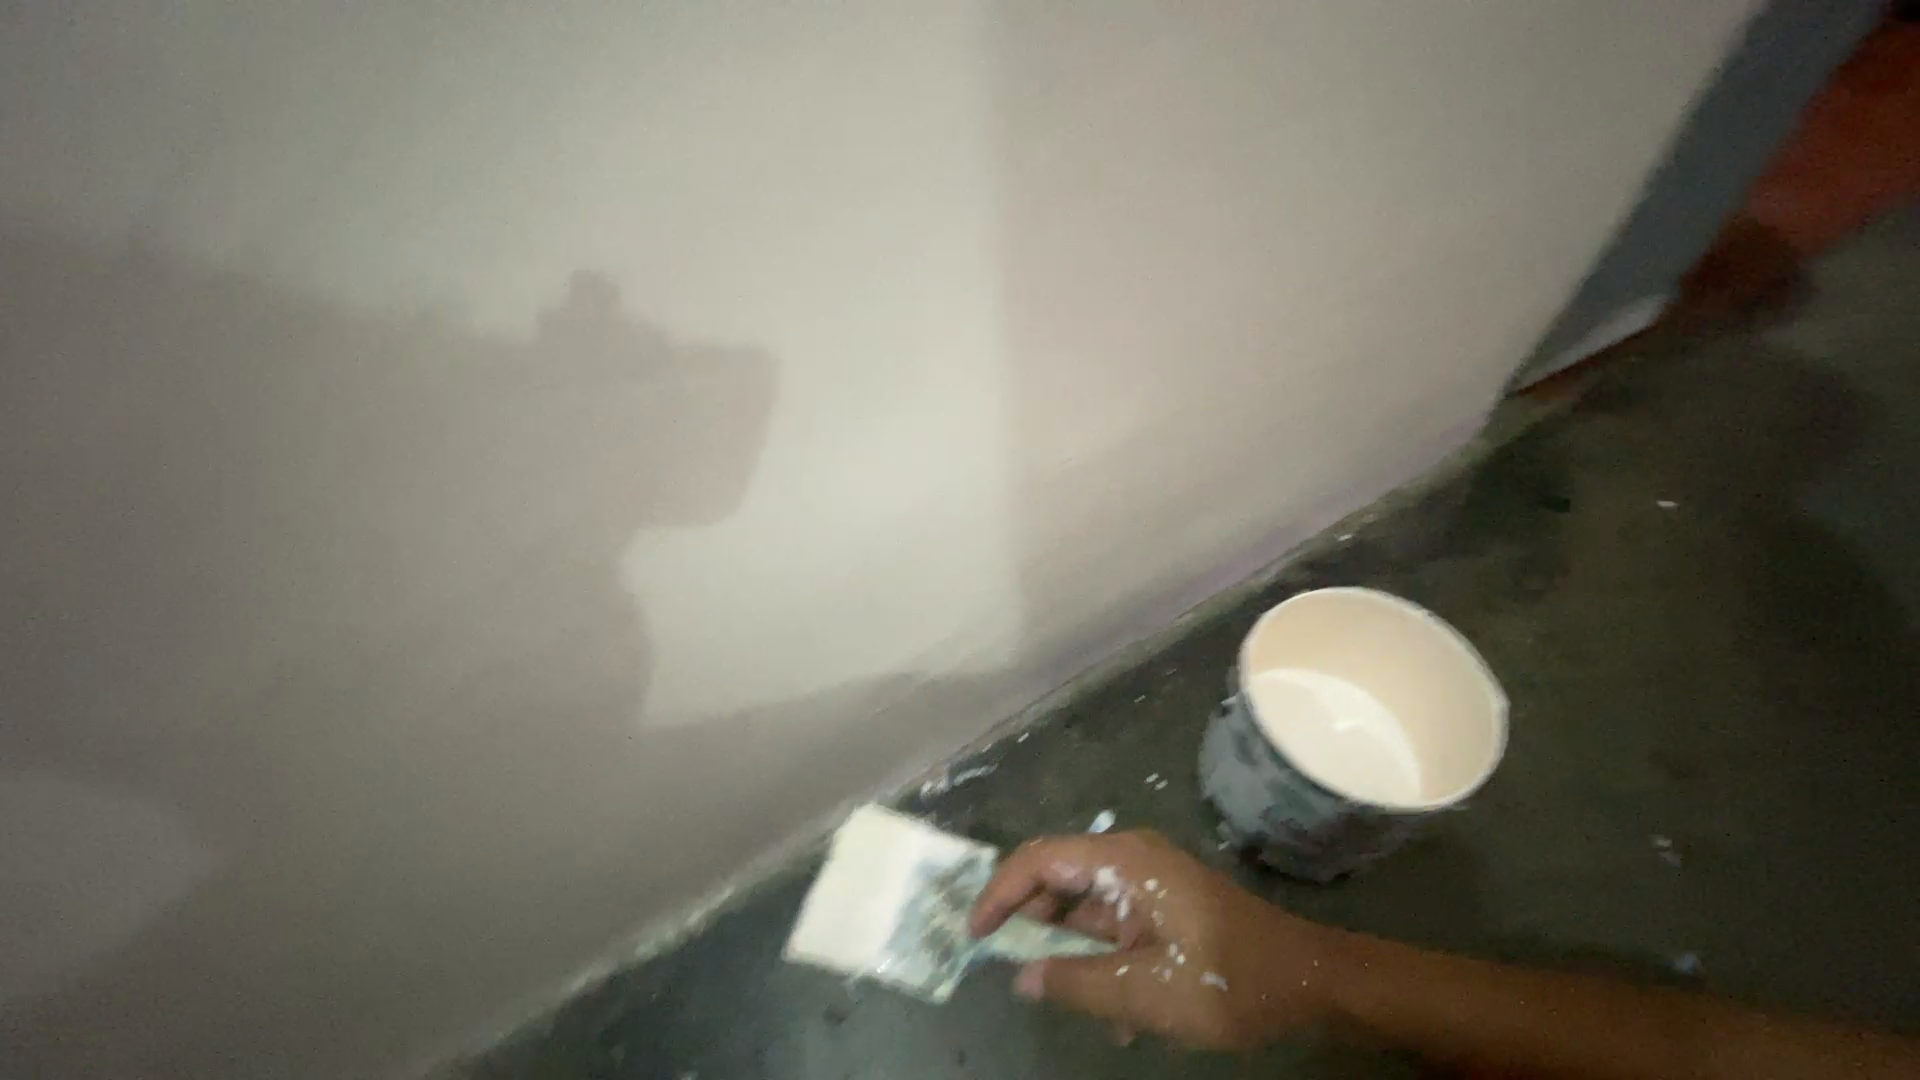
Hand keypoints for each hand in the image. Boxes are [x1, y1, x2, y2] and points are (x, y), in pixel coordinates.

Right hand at [969, 830, 1335, 1048]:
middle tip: (1008, 964)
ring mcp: (1146, 879)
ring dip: (1066, 947)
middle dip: (1029, 919)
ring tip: (1059, 994)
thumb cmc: (1226, 979)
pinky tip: (1114, 1011)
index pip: (1040, 859)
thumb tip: (1020, 976)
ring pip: (1084, 902)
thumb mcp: (1144, 992)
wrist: (1308, 979)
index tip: (976, 934)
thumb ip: (1076, 983)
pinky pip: (1112, 920)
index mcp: (1122, 861)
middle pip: (1057, 875)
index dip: (1001, 892)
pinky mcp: (1161, 901)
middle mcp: (1129, 857)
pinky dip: (1098, 955)